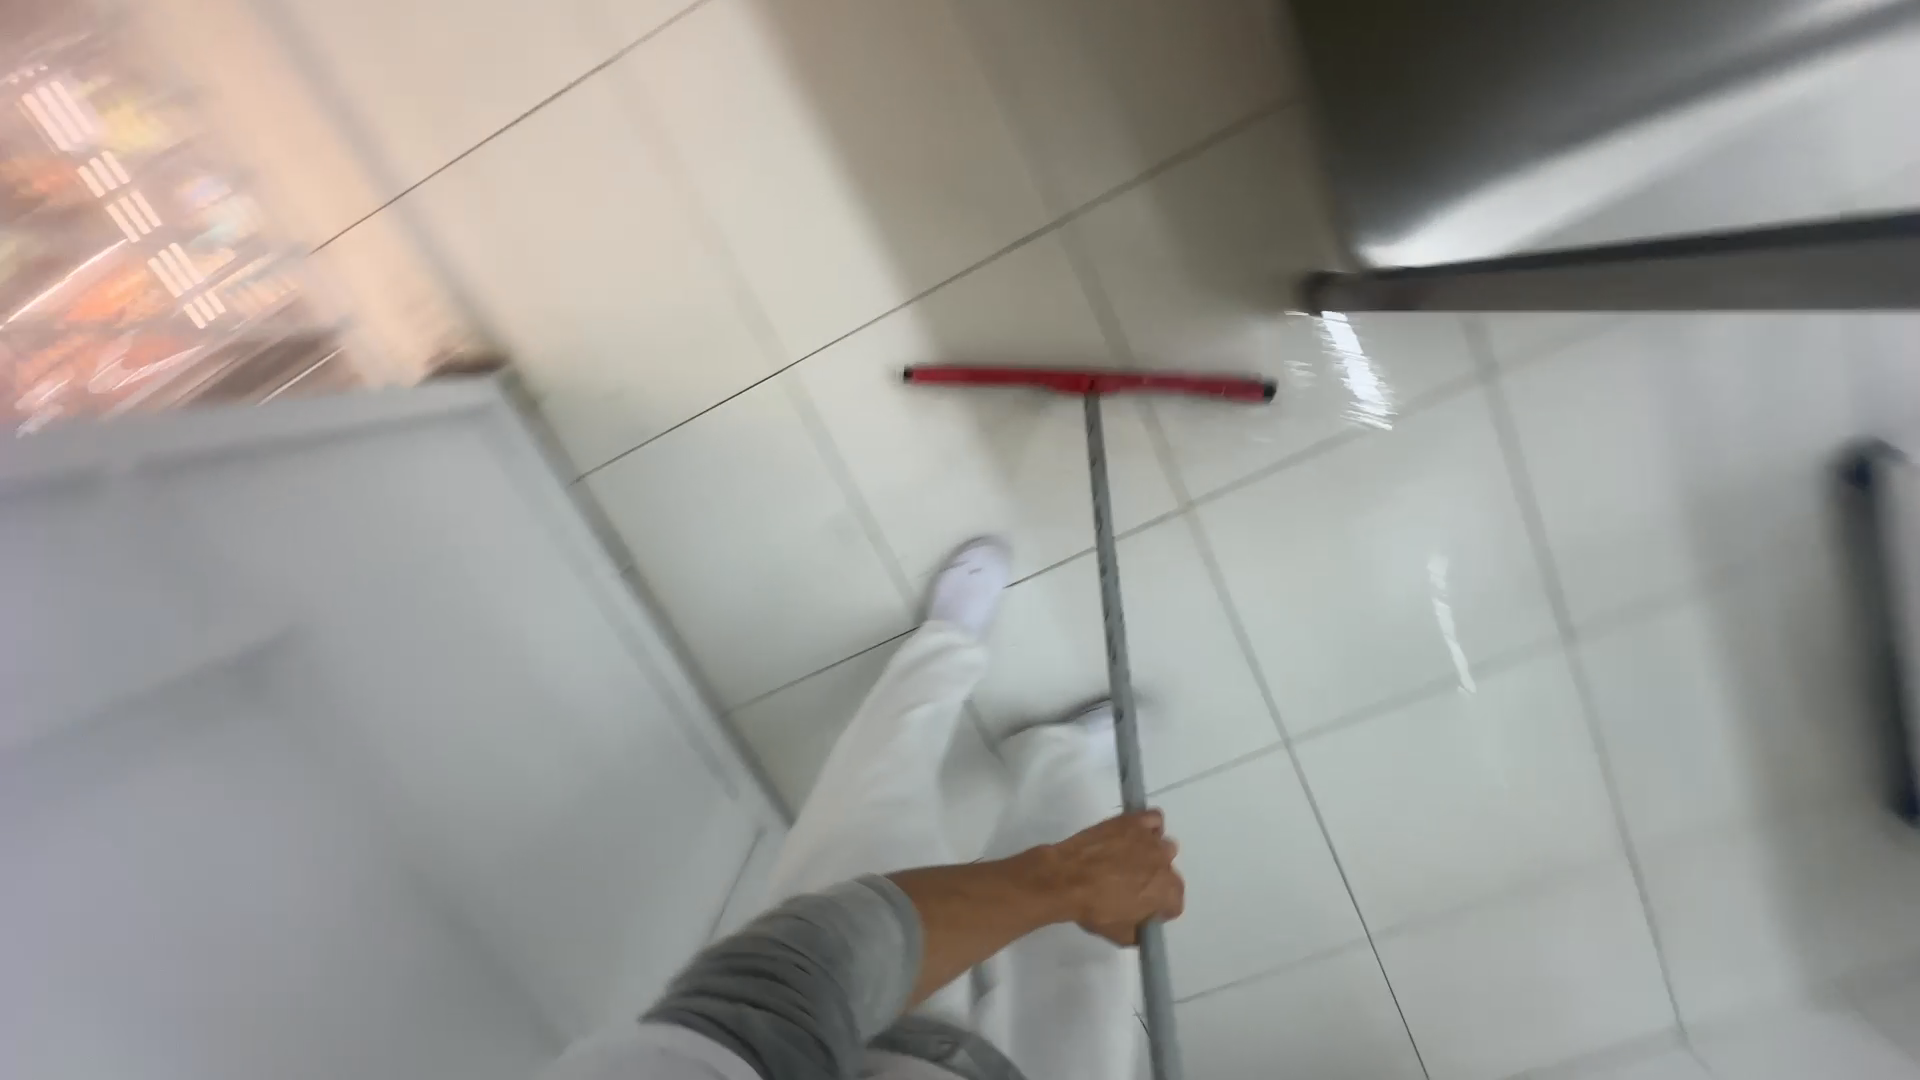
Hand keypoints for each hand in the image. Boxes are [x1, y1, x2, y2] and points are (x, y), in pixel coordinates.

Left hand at [1029, 810, 1184, 945]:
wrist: (1066, 877)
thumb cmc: (1094, 908)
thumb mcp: (1121, 935)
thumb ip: (1141, 932)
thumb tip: (1143, 927)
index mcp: (1166, 893)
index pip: (1175, 902)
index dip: (1159, 908)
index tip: (1144, 909)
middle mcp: (1164, 863)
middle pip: (1168, 873)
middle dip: (1154, 880)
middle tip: (1132, 884)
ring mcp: (1149, 839)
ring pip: (1162, 845)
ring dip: (1151, 853)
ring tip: (1129, 858)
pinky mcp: (1132, 821)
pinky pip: (1154, 818)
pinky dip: (1150, 826)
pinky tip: (1134, 835)